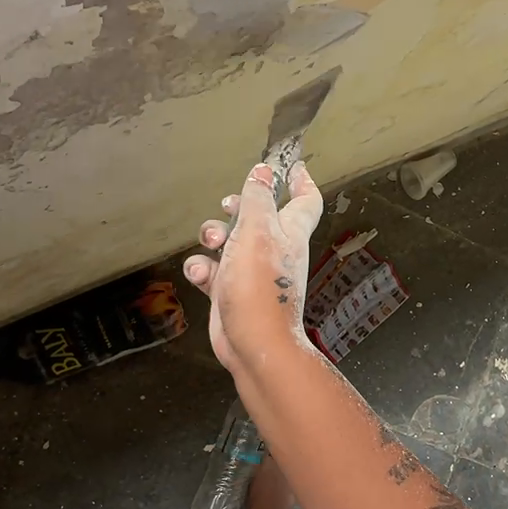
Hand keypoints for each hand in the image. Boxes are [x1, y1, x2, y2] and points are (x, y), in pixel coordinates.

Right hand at [183, 161, 323, 374]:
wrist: (253, 343)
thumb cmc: (260, 286)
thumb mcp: (257, 231)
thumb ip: (257, 199)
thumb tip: (263, 172)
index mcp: (289, 232)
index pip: (305, 201)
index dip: (301, 181)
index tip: (292, 165)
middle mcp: (273, 251)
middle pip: (257, 216)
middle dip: (238, 207)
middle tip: (228, 205)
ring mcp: (251, 273)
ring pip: (229, 241)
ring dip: (214, 236)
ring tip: (212, 243)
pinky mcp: (229, 292)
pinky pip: (212, 271)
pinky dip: (203, 270)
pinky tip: (201, 276)